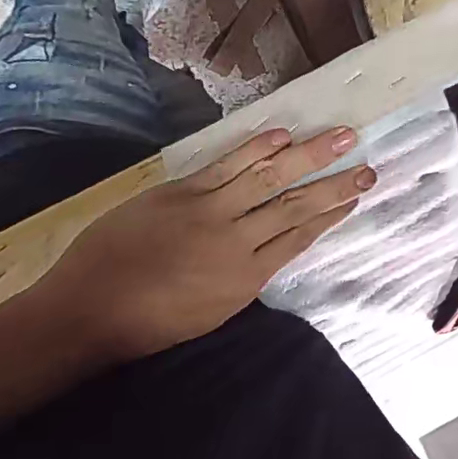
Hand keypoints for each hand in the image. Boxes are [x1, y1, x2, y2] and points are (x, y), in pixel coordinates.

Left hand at [25, 126, 373, 369]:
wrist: (89, 310)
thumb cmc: (150, 322)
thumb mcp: (213, 310)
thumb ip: (245, 276)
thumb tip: (268, 247)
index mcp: (247, 278)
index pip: (300, 237)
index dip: (331, 215)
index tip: (355, 197)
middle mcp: (238, 241)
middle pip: (296, 206)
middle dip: (335, 184)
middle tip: (368, 166)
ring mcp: (209, 212)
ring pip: (270, 178)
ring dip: (309, 156)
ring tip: (340, 136)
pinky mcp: (181, 193)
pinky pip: (227, 166)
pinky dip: (257, 149)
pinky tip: (283, 135)